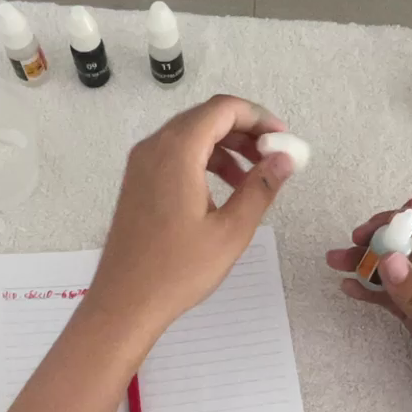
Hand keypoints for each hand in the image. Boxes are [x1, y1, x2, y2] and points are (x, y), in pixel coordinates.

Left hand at [85, 95, 295, 342]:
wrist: (126, 301)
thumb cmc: (177, 271)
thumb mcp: (231, 231)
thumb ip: (261, 188)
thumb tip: (285, 159)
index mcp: (177, 152)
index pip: (223, 109)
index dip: (258, 117)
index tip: (282, 139)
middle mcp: (154, 148)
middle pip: (205, 118)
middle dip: (244, 132)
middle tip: (272, 158)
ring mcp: (141, 165)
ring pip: (190, 137)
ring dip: (224, 149)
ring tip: (250, 180)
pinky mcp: (137, 183)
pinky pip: (174, 156)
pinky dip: (203, 162)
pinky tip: (221, 193)